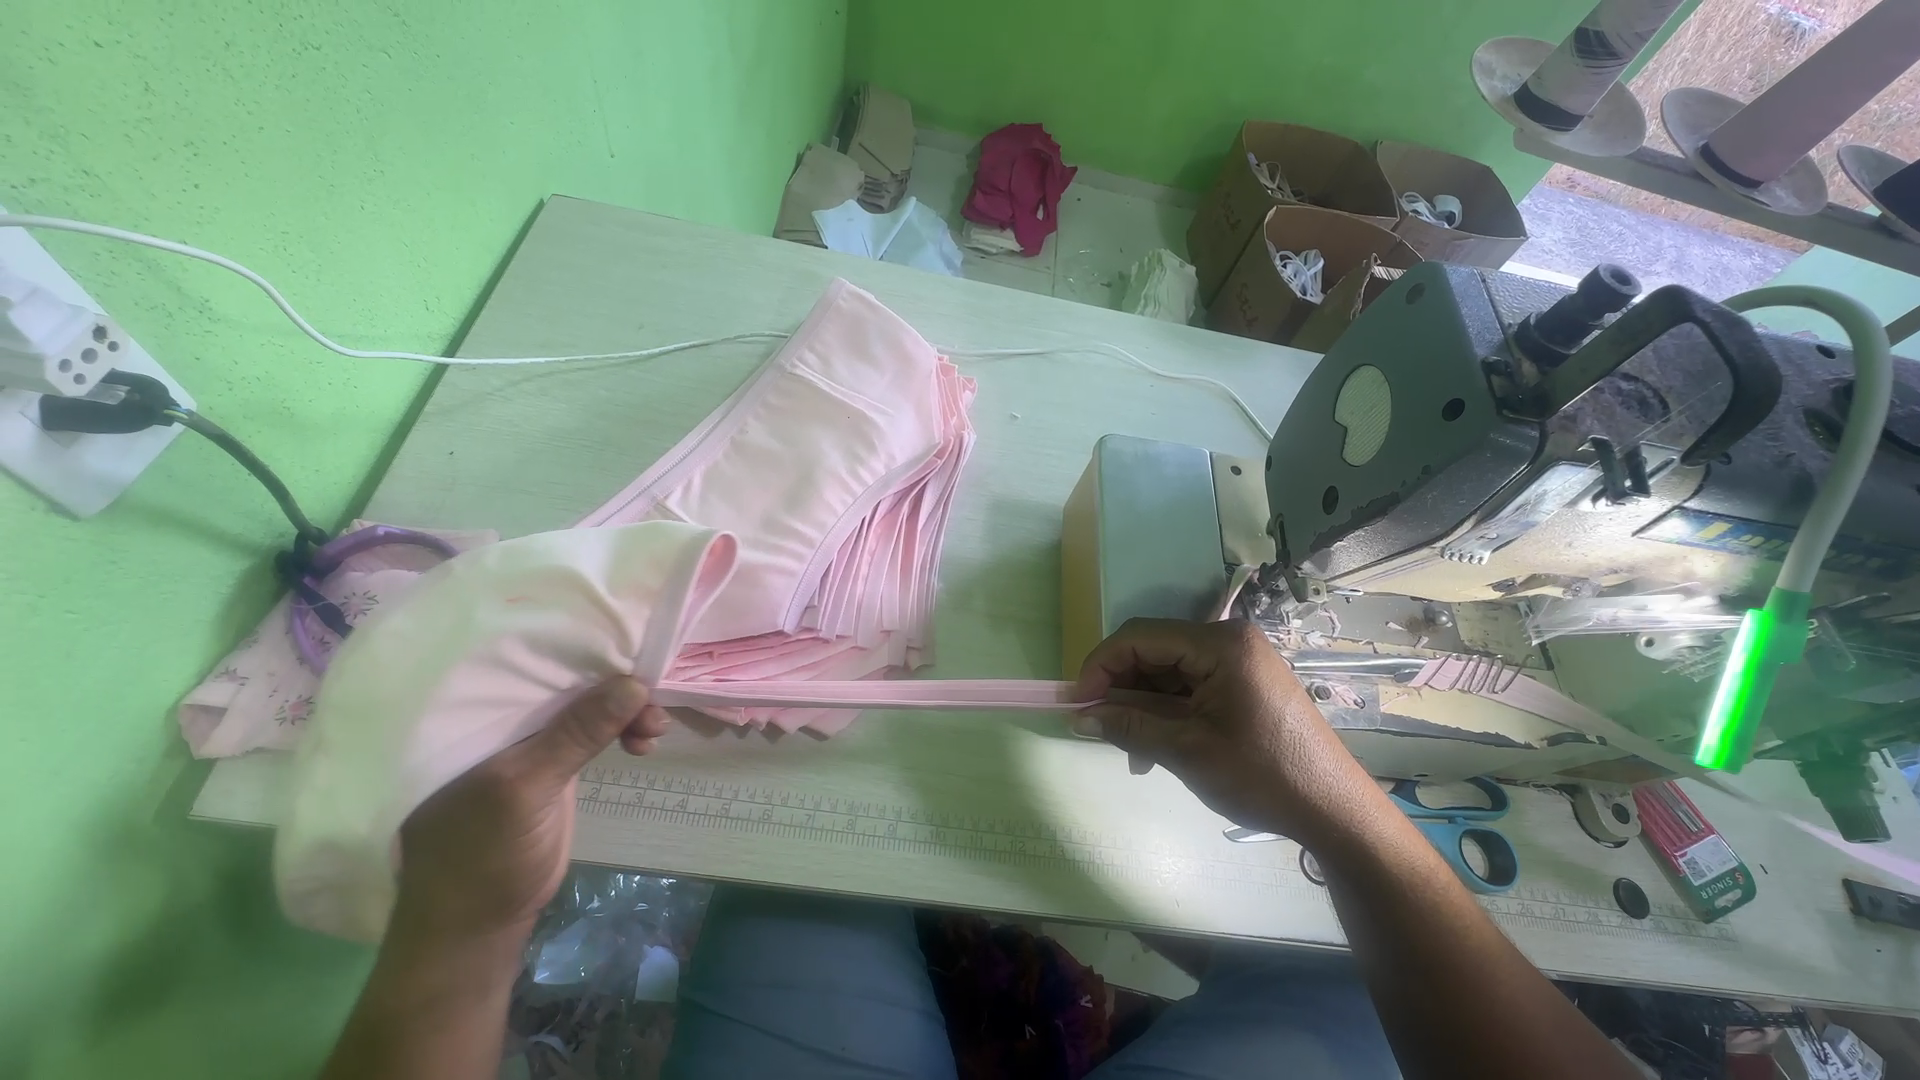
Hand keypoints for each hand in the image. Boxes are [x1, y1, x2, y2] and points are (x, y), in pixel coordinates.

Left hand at [392, 678, 669, 942]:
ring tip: (654, 733)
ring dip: (626, 714)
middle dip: (617, 689)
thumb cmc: (482, 856)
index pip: (533, 665)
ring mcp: (530, 746)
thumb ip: (576, 733)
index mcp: (475, 716)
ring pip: (586, 709)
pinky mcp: (551, 769)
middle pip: (567, 684)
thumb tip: (635, 683)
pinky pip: (590, 735)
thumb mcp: (527, 788)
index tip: (637, 659)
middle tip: (655, 713)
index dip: (586, 655)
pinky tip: (642, 743)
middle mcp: (502, 721)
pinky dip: (620, 733)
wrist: (476, 927)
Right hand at [1073, 618, 1385, 845]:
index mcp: (1220, 644)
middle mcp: (1230, 640)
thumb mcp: (1186, 751)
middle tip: (1099, 729)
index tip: (1076, 703)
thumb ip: (1128, 726)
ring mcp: (1240, 661)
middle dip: (1121, 689)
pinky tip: (1157, 747)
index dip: (1100, 666)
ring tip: (1132, 752)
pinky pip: (1191, 686)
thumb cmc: (1261, 776)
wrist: (1334, 811)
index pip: (1139, 636)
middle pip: (1153, 651)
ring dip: (1142, 706)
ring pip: (1169, 671)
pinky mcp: (1245, 684)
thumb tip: (1079, 717)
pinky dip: (1167, 712)